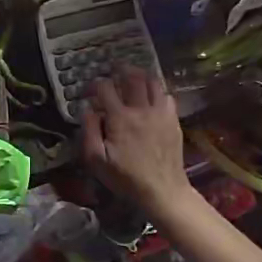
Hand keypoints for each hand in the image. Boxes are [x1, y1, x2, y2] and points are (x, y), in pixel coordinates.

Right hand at [82, 69, 192, 214]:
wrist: (162, 191)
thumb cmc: (126, 178)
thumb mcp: (97, 160)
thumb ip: (89, 132)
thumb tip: (87, 110)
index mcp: (120, 118)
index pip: (105, 88)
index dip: (95, 84)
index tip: (90, 90)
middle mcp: (141, 109)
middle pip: (132, 77)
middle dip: (121, 70)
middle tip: (114, 70)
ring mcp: (161, 113)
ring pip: (153, 82)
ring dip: (141, 76)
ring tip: (134, 77)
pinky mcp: (173, 120)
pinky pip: (166, 95)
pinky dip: (157, 91)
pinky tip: (152, 97)